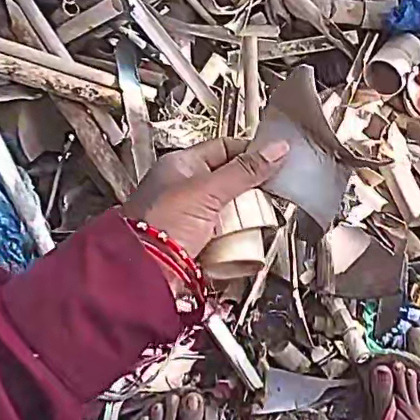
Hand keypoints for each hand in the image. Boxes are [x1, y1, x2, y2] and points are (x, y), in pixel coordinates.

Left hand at [124, 137, 289, 274]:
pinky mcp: (193, 241)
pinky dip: (235, 235)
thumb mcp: (209, 191)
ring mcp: (188, 215)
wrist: (143, 271)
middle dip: (249, 188)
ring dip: (243, 214)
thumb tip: (276, 149)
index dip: (249, 152)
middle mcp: (183, 187)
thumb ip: (245, 171)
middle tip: (270, 192)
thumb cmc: (162, 223)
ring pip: (227, 208)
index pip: (223, 148)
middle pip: (227, 180)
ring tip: (259, 217)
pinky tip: (244, 237)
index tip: (274, 159)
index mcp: (180, 165)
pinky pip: (222, 232)